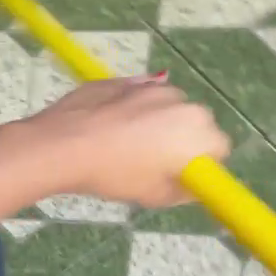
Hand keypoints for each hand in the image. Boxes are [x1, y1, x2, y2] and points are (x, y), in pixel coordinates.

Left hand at [24, 75, 230, 207]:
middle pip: (192, 122)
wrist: (59, 145)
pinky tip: (105, 122)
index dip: (198, 163)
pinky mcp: (115, 79)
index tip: (175, 173)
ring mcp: (145, 85)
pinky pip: (132, 94)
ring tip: (121, 139)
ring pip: (163, 104)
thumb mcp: (156, 196)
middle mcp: (180, 101)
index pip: (217, 149)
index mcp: (198, 130)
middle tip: (147, 158)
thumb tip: (190, 183)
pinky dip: (126, 106)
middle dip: (178, 138)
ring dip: (153, 118)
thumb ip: (185, 190)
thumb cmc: (112, 173)